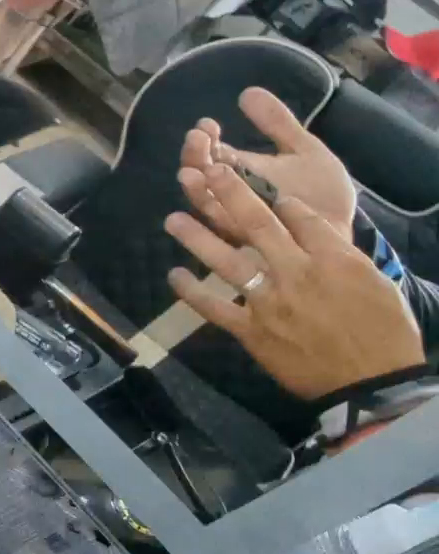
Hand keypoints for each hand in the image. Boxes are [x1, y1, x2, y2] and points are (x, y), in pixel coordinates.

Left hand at [164, 162, 421, 400]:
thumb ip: (339, 258)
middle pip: (259, 228)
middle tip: (206, 173)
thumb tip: (315, 235)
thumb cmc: (383, 331)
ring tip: (172, 219)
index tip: (250, 180)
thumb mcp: (374, 284)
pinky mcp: (249, 328)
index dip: (274, 197)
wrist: (373, 380)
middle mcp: (299, 275)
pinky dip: (189, 291)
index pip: (302, 219)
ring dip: (196, 238)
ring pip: (226, 261)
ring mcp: (269, 301)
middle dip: (231, 197)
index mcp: (337, 262)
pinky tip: (173, 274)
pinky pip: (211, 306)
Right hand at [179, 87, 356, 244]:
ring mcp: (231, 213)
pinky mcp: (241, 234)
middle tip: (196, 138)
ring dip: (195, 186)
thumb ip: (277, 123)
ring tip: (191, 172)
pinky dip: (212, 211)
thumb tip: (248, 91)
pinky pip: (221, 223)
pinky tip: (210, 202)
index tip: (207, 124)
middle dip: (195, 157)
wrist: (339, 229)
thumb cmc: (319, 193)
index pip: (210, 154)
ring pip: (203, 200)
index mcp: (237, 171)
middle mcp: (227, 192)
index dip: (205, 139)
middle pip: (199, 175)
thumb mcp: (303, 150)